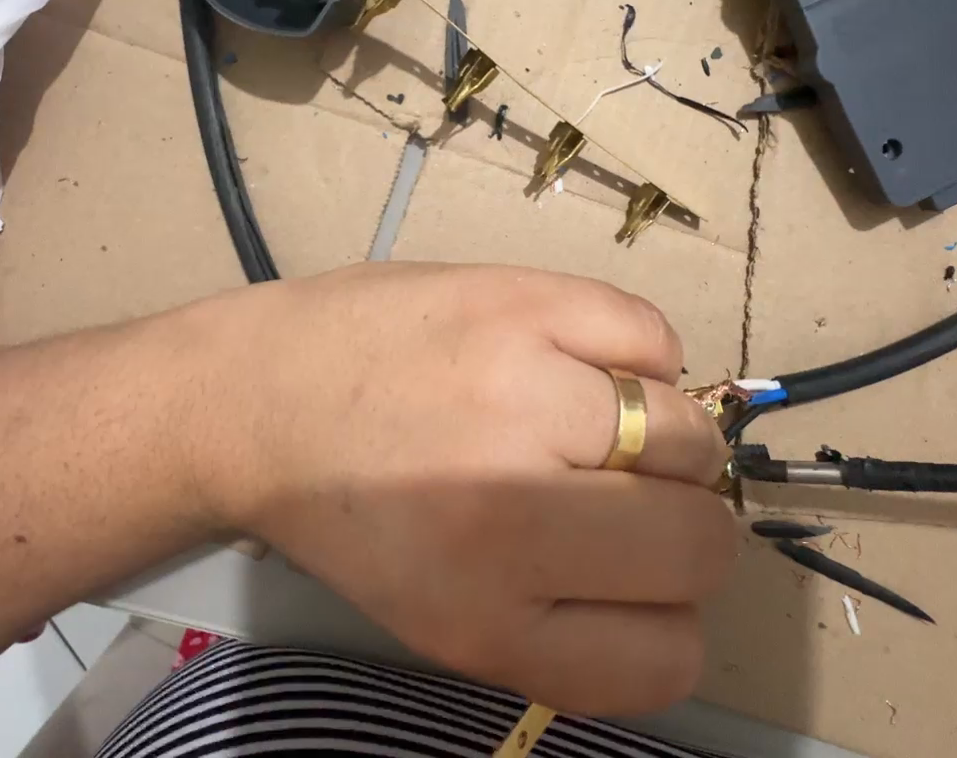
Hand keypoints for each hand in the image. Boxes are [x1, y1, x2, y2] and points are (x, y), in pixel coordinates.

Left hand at [183, 263, 735, 714]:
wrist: (256, 393)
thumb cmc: (345, 508)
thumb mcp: (440, 613)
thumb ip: (561, 625)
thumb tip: (674, 589)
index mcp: (490, 617)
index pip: (669, 657)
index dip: (667, 614)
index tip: (636, 573)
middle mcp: (516, 514)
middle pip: (700, 544)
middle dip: (681, 523)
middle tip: (625, 487)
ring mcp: (524, 391)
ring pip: (693, 437)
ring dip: (666, 437)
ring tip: (598, 416)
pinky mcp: (524, 301)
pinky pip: (656, 337)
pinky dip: (639, 354)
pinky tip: (586, 358)